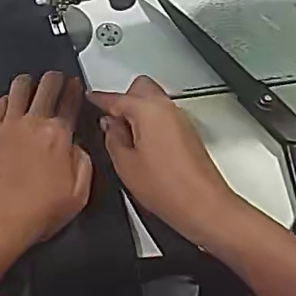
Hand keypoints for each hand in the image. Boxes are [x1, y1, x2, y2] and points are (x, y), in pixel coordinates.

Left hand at [0, 72, 92, 256]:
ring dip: (29, 82)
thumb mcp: (78, 194)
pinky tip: (9, 101)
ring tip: (32, 82)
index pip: (70, 102)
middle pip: (47, 86)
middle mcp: (34, 123)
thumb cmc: (35, 210)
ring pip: (19, 87)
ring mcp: (10, 124)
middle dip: (54, 78)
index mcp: (59, 136)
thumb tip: (79, 149)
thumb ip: (83, 164)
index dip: (74, 90)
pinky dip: (7, 98)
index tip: (75, 86)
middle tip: (57, 78)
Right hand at [91, 75, 254, 247]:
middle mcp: (167, 109)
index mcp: (148, 110)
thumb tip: (109, 126)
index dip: (98, 99)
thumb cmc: (170, 189)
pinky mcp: (189, 133)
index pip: (115, 97)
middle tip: (110, 120)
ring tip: (126, 138)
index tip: (91, 99)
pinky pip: (164, 117)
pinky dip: (151, 123)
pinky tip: (143, 147)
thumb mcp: (124, 164)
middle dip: (123, 98)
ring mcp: (181, 120)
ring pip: (154, 101)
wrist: (205, 208)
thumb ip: (112, 137)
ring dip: (139, 112)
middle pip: (140, 87)